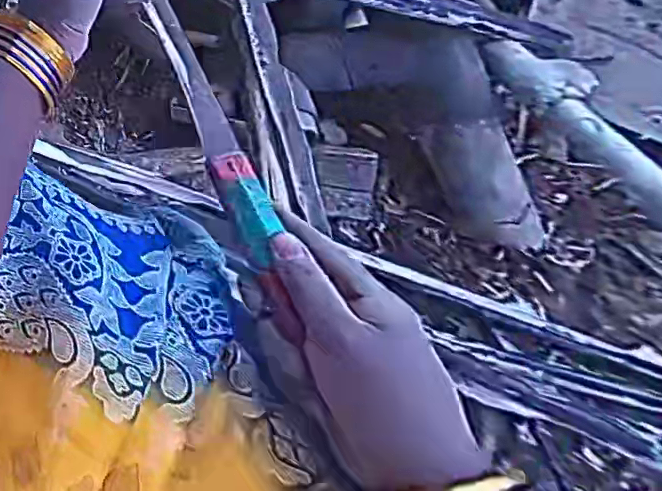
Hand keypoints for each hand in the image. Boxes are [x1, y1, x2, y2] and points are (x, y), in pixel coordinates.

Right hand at [252, 213, 489, 490]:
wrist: (413, 475)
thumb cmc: (385, 402)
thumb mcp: (340, 338)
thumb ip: (306, 284)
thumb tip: (280, 237)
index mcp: (369, 299)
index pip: (316, 247)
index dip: (281, 222)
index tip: (248, 198)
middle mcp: (353, 315)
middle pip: (292, 284)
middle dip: (282, 306)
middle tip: (288, 326)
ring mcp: (341, 343)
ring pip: (286, 319)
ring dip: (288, 344)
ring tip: (308, 370)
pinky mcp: (328, 368)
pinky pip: (291, 349)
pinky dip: (294, 365)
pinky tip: (312, 386)